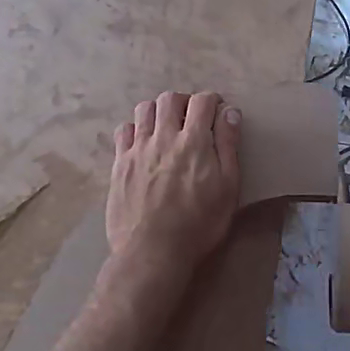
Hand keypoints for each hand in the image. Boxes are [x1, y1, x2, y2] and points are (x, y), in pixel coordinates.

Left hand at [104, 91, 241, 276]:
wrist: (153, 252)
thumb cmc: (199, 224)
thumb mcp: (228, 188)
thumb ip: (228, 146)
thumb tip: (230, 113)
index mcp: (194, 141)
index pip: (202, 102)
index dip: (212, 100)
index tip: (217, 110)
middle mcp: (163, 137)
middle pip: (169, 99)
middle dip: (184, 102)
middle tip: (191, 117)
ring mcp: (138, 149)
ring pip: (144, 109)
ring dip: (158, 111)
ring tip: (166, 127)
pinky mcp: (119, 164)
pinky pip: (123, 131)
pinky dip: (135, 129)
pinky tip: (142, 143)